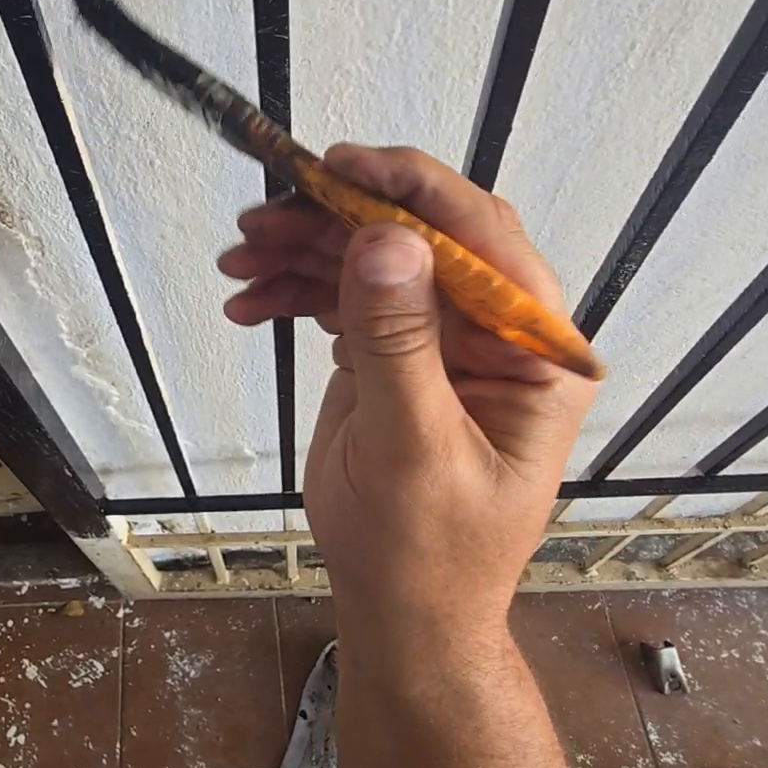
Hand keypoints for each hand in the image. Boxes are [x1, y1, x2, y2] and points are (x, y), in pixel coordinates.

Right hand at [218, 145, 596, 617]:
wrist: (400, 602)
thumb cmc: (424, 549)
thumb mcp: (413, 450)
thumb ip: (400, 345)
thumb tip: (386, 238)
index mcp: (529, 349)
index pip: (479, 236)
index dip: (408, 188)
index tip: (334, 165)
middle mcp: (488, 330)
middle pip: (412, 236)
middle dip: (333, 219)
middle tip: (260, 220)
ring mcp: (436, 337)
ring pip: (368, 259)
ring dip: (300, 251)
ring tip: (238, 260)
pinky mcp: (391, 350)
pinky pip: (342, 296)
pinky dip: (292, 289)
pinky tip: (248, 300)